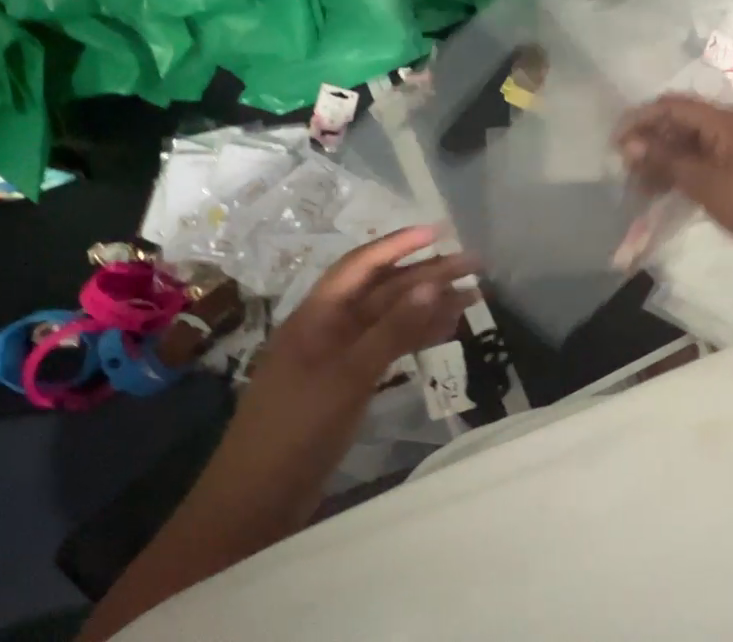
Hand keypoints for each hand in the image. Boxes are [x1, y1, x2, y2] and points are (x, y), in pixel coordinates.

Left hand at [241, 227, 478, 425]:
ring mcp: (339, 357)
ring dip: (430, 305)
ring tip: (474, 297)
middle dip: (428, 274)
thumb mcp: (347, 376)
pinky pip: (390, 346)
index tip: (442, 231)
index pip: (361, 266)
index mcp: (315, 317)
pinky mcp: (349, 383)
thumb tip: (433, 284)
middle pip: (383, 291)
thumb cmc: (294, 430)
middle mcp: (328, 329)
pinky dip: (418, 335)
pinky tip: (448, 330)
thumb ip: (392, 330)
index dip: (400, 245)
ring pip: (391, 318)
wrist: (256, 501)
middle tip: (476, 266)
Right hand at [617, 94, 732, 256]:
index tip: (616, 142)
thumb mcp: (705, 183)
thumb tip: (630, 145)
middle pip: (680, 123)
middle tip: (626, 169)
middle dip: (650, 141)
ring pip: (688, 143)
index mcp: (725, 121)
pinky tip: (662, 189)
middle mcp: (729, 126)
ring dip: (662, 159)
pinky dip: (680, 170)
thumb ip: (667, 161)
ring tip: (639, 185)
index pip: (674, 106)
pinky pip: (701, 159)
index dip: (642, 120)